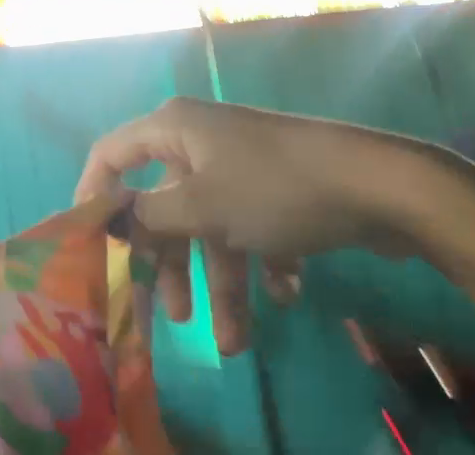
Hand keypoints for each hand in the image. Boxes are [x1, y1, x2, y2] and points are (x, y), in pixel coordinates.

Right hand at [75, 98, 423, 354]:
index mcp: (172, 130)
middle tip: (167, 316)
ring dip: (220, 284)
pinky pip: (254, 230)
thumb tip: (112, 218)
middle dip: (168, 266)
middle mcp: (200, 143)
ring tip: (233, 343)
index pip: (110, 156)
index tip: (88, 244)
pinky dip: (263, 265)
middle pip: (164, 206)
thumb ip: (147, 216)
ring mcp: (243, 167)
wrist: (386, 186)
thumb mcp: (201, 207)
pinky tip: (283, 294)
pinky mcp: (281, 191)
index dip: (93, 196)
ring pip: (213, 228)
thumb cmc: (274, 189)